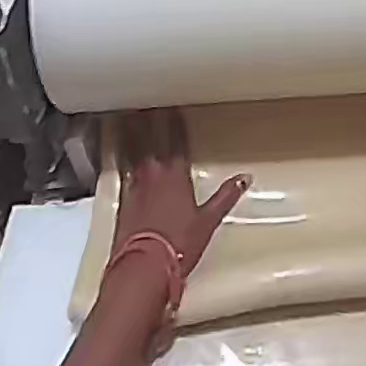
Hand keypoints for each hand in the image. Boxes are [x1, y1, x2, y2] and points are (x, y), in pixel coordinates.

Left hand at [114, 109, 248, 280]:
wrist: (142, 267)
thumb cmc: (178, 245)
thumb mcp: (208, 221)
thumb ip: (226, 196)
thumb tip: (245, 177)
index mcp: (176, 173)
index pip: (176, 138)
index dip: (175, 119)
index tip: (173, 103)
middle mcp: (155, 171)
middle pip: (153, 135)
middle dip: (153, 116)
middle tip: (150, 99)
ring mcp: (136, 181)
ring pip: (134, 145)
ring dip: (134, 127)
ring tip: (131, 111)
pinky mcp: (123, 195)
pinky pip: (123, 163)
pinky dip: (122, 150)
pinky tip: (119, 143)